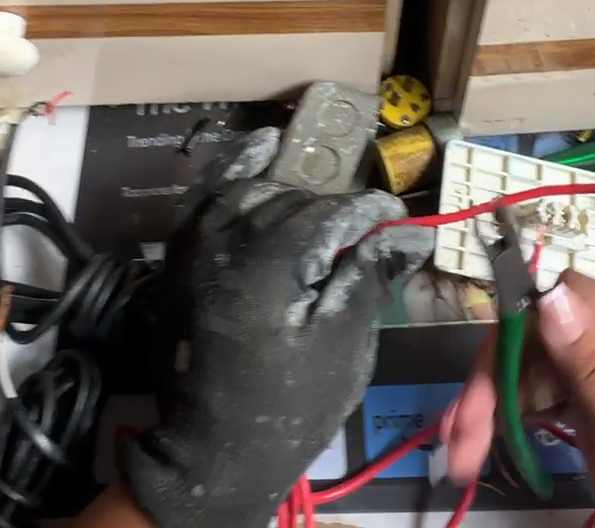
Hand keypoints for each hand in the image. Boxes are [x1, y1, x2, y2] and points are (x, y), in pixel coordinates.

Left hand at [121, 128, 434, 527]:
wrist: (212, 449)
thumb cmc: (288, 404)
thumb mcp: (341, 345)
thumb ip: (369, 276)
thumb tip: (411, 230)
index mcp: (272, 261)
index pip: (335, 214)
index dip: (372, 214)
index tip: (400, 221)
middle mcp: (231, 237)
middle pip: (298, 200)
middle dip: (335, 213)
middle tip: (363, 237)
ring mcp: (199, 239)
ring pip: (259, 189)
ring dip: (295, 196)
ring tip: (324, 214)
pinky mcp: (183, 248)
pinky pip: (209, 189)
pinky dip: (236, 163)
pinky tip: (263, 145)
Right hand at [440, 272, 594, 527]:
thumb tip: (549, 297)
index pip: (575, 300)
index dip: (527, 323)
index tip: (488, 368)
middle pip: (544, 334)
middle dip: (498, 377)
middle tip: (461, 432)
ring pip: (533, 365)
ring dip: (494, 402)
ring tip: (462, 452)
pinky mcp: (593, 407)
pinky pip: (540, 395)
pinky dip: (508, 416)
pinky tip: (481, 442)